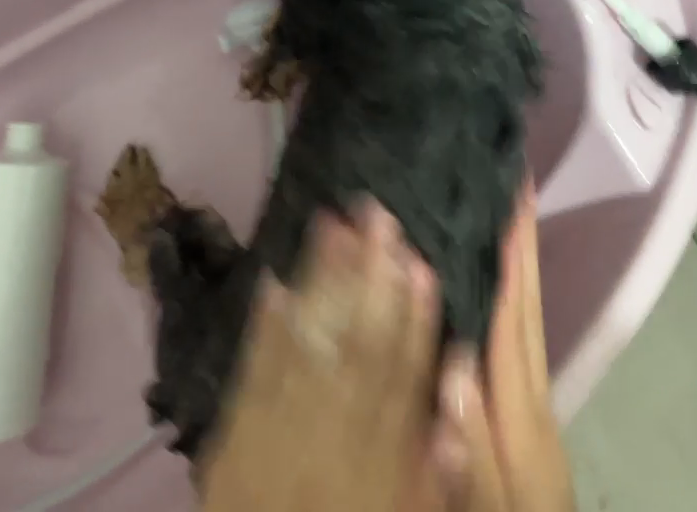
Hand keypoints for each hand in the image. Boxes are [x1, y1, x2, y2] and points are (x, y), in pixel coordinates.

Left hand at [199, 200, 447, 511]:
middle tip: (376, 214)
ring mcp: (278, 425)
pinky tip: (271, 278)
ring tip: (330, 222)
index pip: (401, 377)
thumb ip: (436, 462)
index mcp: (377, 457)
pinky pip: (252, 371)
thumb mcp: (405, 511)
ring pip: (306, 344)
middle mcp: (330, 431)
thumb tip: (460, 391)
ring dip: (319, 281)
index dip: (413, 318)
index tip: (422, 263)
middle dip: (367, 275)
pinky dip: (263, 325)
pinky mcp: (236, 428)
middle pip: (354, 345)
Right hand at [434, 178, 574, 510]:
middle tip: (515, 186)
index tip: (513, 201)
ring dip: (519, 266)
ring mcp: (532, 406)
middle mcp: (531, 396)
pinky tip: (489, 289)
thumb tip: (455, 360)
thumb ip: (472, 439)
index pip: (515, 318)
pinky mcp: (524, 417)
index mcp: (520, 410)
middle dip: (524, 245)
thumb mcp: (485, 501)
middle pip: (529, 307)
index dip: (514, 259)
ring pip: (526, 321)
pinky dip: (510, 300)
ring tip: (501, 218)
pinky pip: (516, 340)